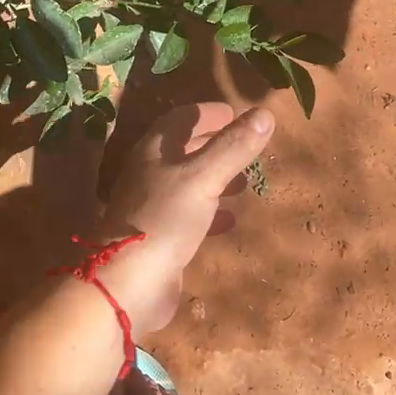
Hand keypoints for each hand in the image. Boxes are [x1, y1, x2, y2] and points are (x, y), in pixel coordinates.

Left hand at [92, 103, 274, 336]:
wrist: (130, 282)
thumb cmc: (164, 218)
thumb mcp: (203, 177)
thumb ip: (233, 147)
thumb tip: (265, 113)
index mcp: (153, 150)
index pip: (180, 119)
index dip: (207, 113)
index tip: (236, 113)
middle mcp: (149, 173)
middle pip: (183, 149)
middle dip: (213, 144)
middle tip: (246, 145)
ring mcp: (152, 205)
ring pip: (187, 182)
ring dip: (214, 177)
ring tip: (245, 181)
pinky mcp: (159, 236)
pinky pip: (189, 215)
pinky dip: (210, 211)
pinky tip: (230, 220)